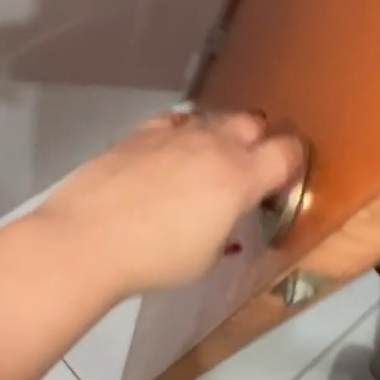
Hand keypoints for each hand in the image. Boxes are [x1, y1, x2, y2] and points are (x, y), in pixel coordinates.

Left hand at [34, 110, 304, 297]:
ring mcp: (174, 134)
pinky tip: (168, 156)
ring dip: (216, 139)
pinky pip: (174, 123)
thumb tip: (223, 215)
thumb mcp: (208, 256)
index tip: (282, 182)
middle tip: (244, 172)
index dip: (292, 163)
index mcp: (240, 178)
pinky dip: (180, 135)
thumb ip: (226, 225)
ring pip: (211, 120)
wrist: (87, 240)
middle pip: (252, 123)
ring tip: (202, 168)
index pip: (287, 152)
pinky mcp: (140, 133)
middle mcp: (213, 146)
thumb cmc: (157, 259)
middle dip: (256, 142)